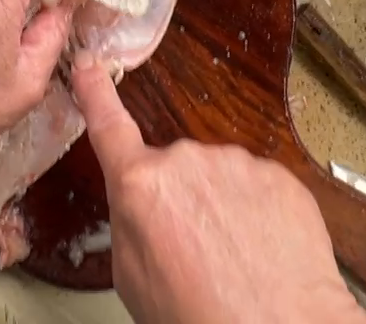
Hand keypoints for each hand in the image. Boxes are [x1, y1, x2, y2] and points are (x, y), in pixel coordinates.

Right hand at [71, 58, 365, 323]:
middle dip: (181, 201)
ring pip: (219, 180)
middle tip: (195, 251)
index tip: (87, 66)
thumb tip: (140, 207)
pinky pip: (258, 189)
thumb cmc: (201, 318)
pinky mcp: (277, 176)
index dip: (95, 92)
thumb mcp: (133, 279)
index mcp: (140, 185)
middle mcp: (185, 161)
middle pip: (174, 171)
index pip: (108, 124)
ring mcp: (235, 163)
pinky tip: (264, 254)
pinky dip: (260, 216)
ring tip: (235, 261)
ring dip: (223, 209)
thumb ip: (129, 224)